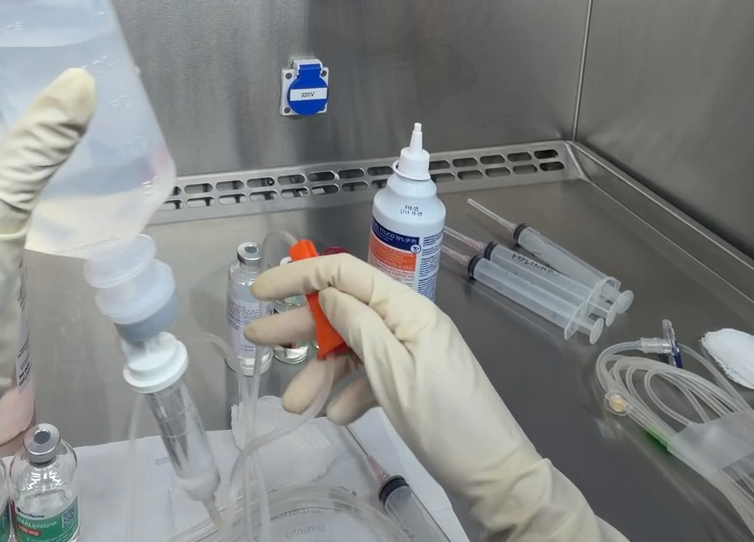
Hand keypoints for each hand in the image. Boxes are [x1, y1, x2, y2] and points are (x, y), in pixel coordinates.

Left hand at [0, 68, 95, 541]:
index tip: (58, 32)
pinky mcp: (0, 225)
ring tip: (105, 100)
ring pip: (19, 144)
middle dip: (43, 88)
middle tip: (99, 65)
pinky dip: (57, 162)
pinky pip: (31, 177)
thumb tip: (81, 78)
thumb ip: (37, 145)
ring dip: (53, 126)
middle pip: (2, 109)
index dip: (8, 53)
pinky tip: (94, 154)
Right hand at [244, 254, 622, 541]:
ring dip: (321, 373)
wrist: (498, 481)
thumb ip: (356, 325)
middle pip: (342, 310)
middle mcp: (405, 321)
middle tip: (256, 338)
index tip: (261, 288)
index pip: (344, 272)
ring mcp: (409, 351)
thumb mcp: (392, 372)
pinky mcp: (411, 381)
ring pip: (351, 347)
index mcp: (405, 307)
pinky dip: (350, 392)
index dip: (299, 274)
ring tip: (294, 404)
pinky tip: (337, 415)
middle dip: (300, 326)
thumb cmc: (444, 421)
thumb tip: (327, 293)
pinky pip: (369, 374)